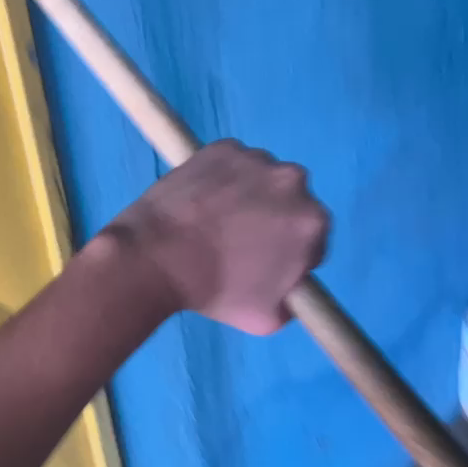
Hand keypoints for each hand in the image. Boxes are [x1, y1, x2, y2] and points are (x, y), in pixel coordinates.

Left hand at [106, 140, 329, 334]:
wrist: (154, 258)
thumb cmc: (214, 292)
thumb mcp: (268, 318)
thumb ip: (292, 301)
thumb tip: (289, 285)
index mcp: (313, 223)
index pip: (312, 240)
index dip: (288, 254)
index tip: (261, 262)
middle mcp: (294, 181)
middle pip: (289, 204)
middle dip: (270, 219)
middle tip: (234, 241)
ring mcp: (256, 159)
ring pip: (260, 180)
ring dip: (247, 195)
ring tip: (212, 220)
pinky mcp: (222, 147)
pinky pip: (230, 164)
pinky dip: (220, 178)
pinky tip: (199, 200)